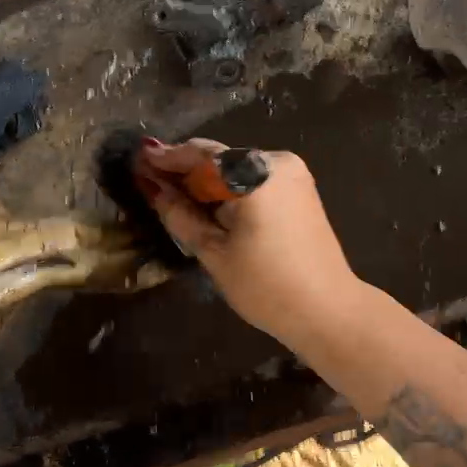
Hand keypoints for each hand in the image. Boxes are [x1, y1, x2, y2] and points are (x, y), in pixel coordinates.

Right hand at [137, 139, 363, 339]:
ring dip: (206, 180)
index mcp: (255, 173)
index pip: (202, 155)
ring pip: (236, 168)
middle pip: (220, 159)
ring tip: (173, 194)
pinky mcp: (299, 190)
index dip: (167, 157)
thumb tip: (153, 189)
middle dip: (185, 170)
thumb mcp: (214, 252)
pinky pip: (254, 179)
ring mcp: (292, 174)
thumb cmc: (266, 286)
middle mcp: (276, 162)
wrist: (328, 311)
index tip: (138, 158)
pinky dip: (229, 188)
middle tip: (150, 180)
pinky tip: (207, 204)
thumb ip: (181, 214)